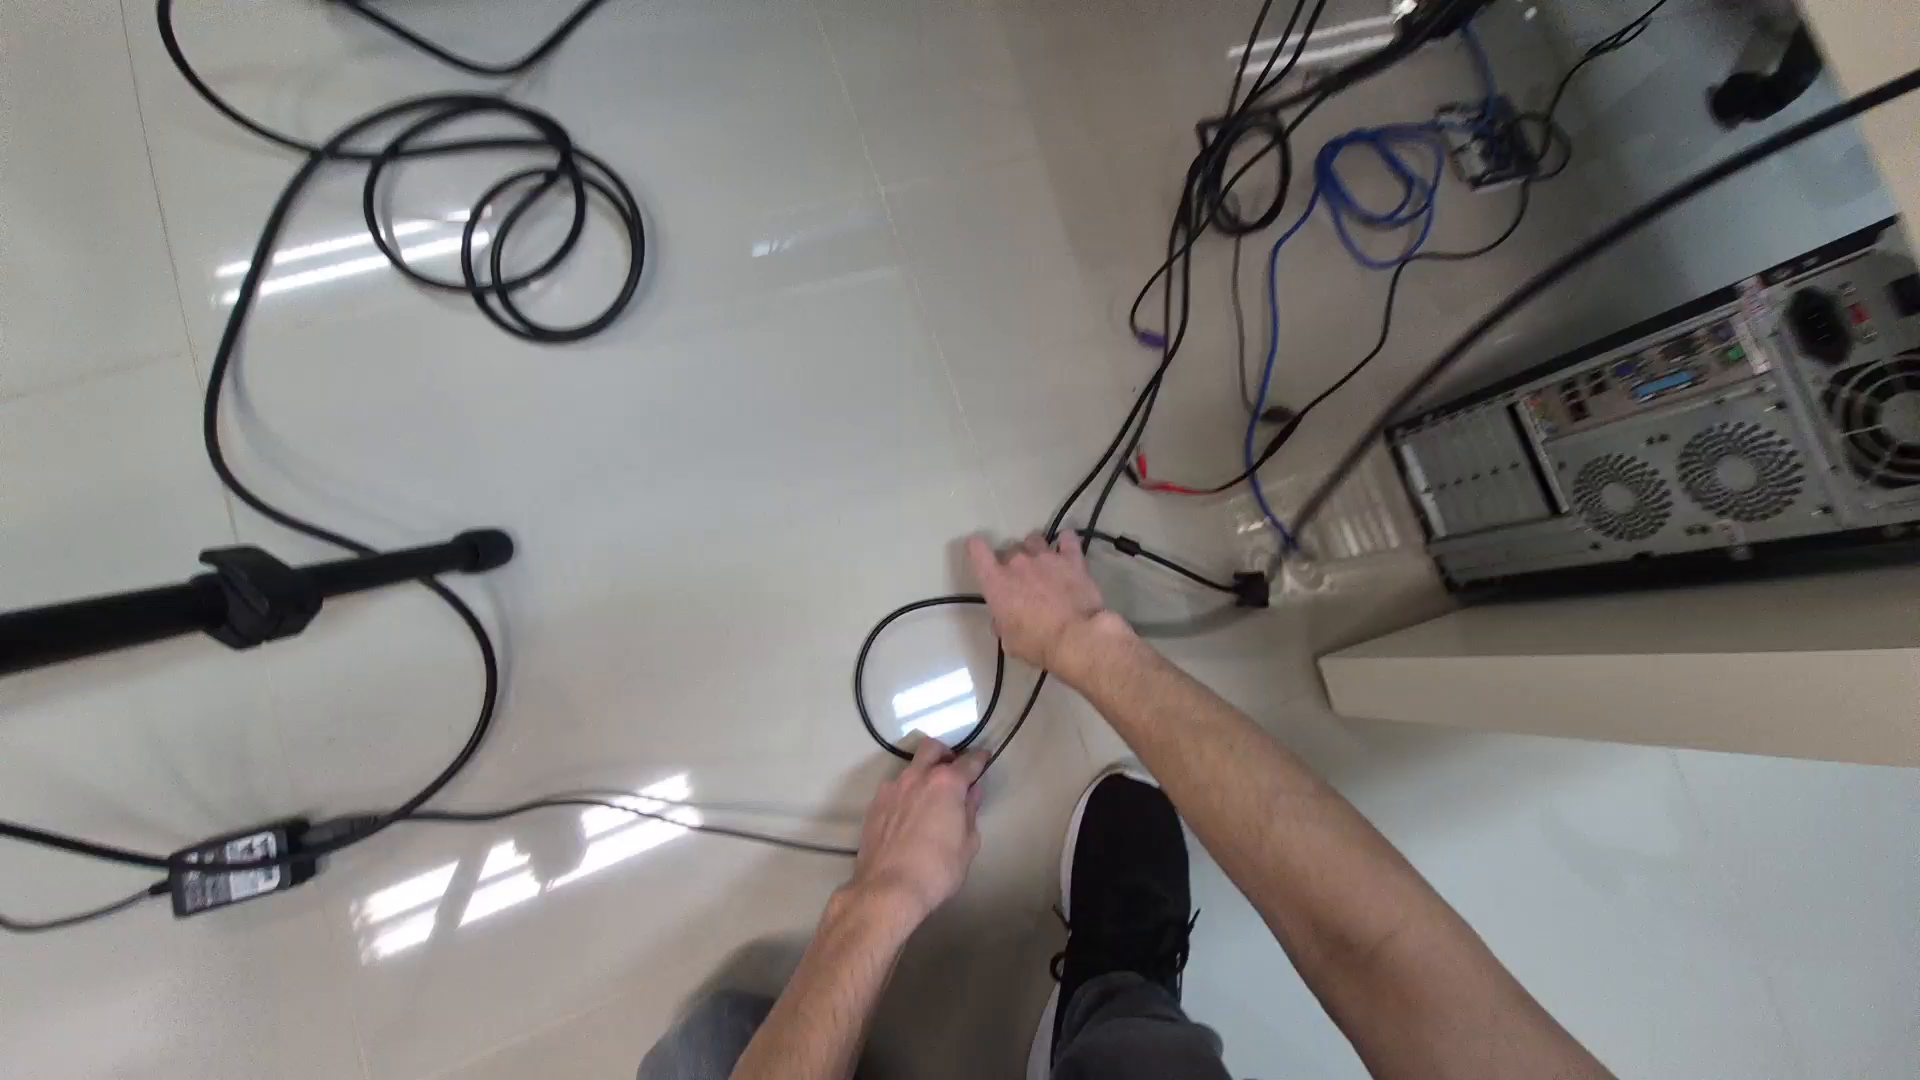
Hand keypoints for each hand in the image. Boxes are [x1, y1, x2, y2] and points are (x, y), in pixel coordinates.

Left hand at [848, 740, 985, 927]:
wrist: (887, 889)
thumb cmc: (937, 869)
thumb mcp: (967, 844)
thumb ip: (970, 813)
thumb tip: (972, 793)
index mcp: (946, 783)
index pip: (969, 761)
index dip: (980, 759)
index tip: (985, 758)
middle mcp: (917, 776)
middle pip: (932, 749)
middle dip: (946, 754)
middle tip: (954, 771)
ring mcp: (892, 788)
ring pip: (911, 767)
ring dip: (923, 774)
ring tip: (929, 797)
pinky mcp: (875, 804)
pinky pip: (894, 788)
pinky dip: (906, 792)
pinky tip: (908, 813)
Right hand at [965, 532, 1109, 670]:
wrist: (1075, 637)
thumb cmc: (1036, 643)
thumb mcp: (1010, 641)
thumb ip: (1003, 625)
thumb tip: (1003, 621)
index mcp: (996, 582)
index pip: (977, 552)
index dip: (976, 548)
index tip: (978, 550)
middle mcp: (1018, 563)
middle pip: (1010, 550)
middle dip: (1012, 562)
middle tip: (1021, 580)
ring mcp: (1046, 558)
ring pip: (1034, 540)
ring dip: (1034, 550)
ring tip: (1042, 563)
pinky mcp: (1072, 559)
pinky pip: (1068, 540)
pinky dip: (1065, 541)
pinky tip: (1066, 545)